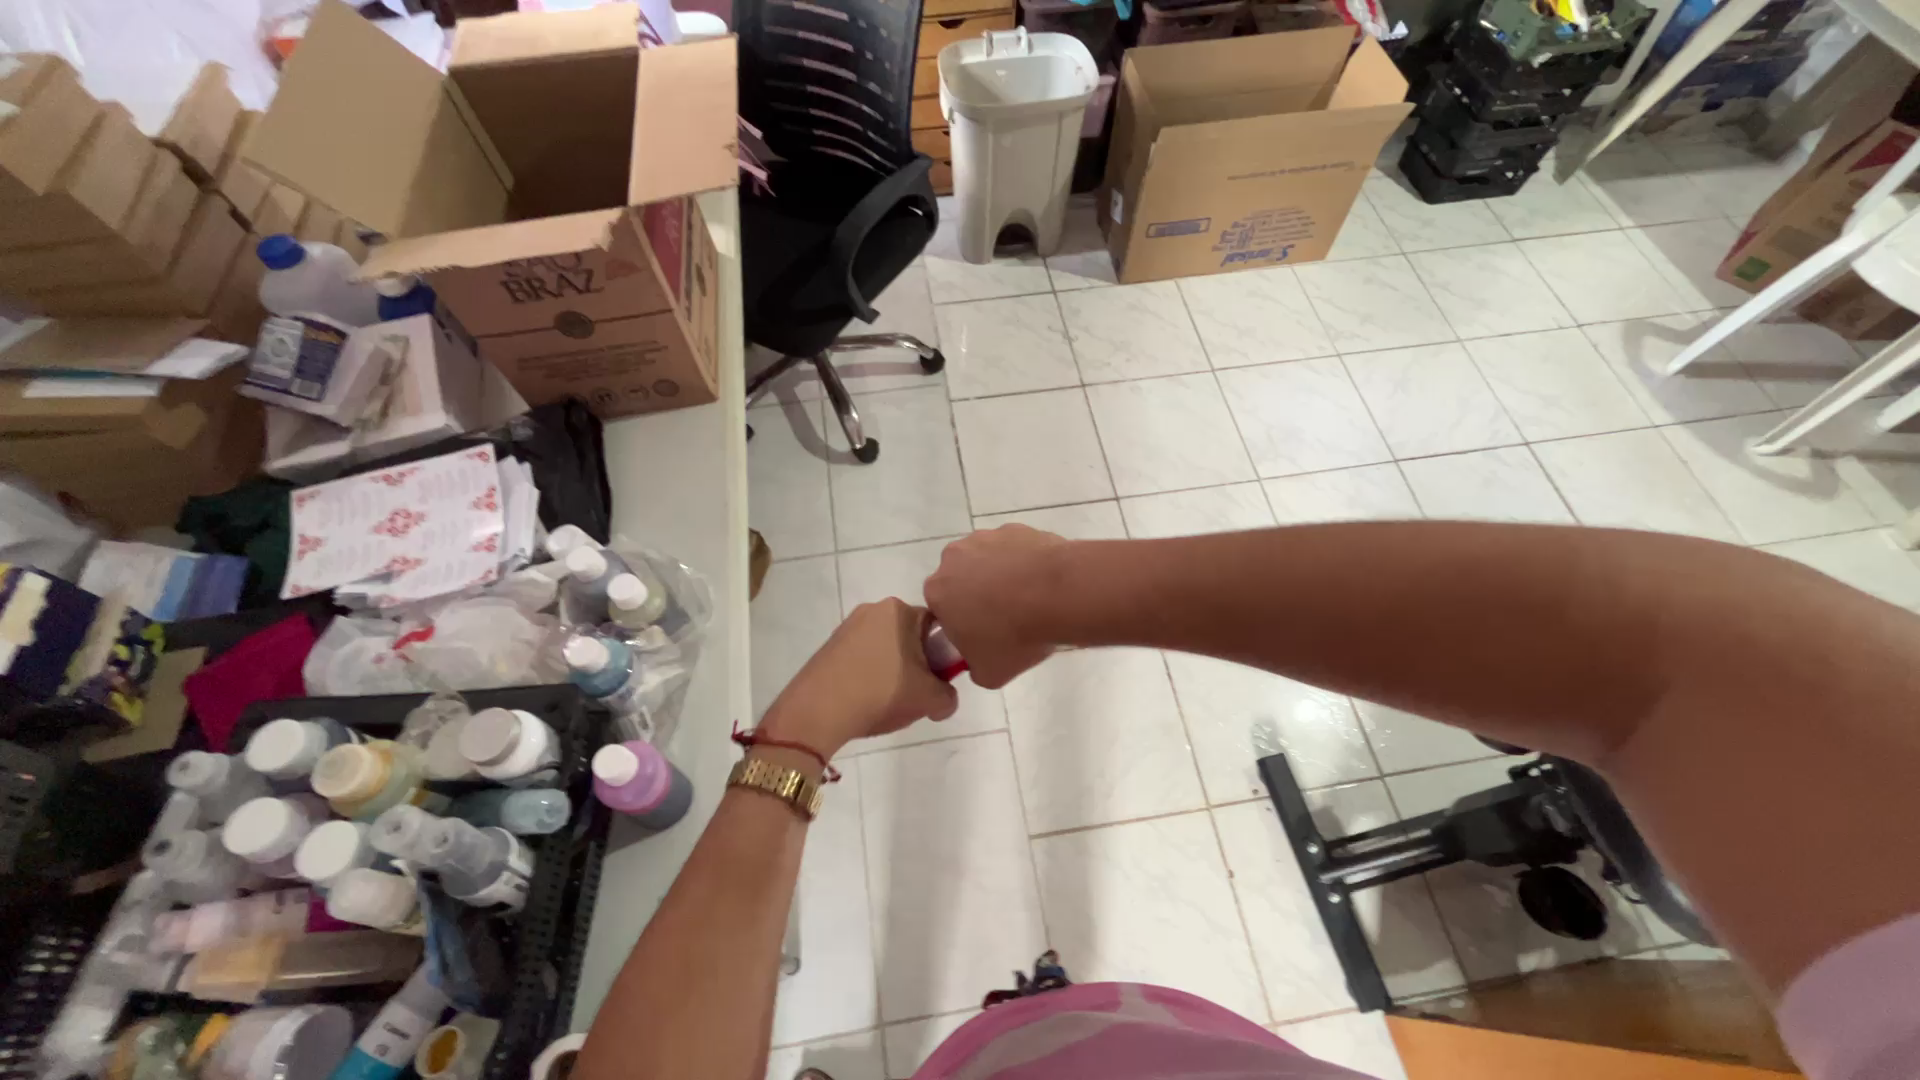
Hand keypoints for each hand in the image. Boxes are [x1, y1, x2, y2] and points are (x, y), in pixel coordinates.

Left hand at [759, 598, 958, 756]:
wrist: (818, 711)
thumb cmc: (881, 692)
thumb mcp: (929, 699)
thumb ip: (949, 696)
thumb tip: (945, 699)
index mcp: (900, 610)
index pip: (936, 625)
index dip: (943, 654)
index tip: (939, 679)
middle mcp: (873, 609)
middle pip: (910, 636)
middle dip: (918, 663)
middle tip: (916, 694)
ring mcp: (848, 627)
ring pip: (886, 648)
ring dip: (894, 671)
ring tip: (888, 701)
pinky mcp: (830, 646)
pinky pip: (863, 657)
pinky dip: (870, 675)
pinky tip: (866, 700)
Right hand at [924, 525, 1065, 688]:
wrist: (1059, 595)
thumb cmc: (1016, 636)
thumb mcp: (989, 673)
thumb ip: (973, 666)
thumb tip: (977, 660)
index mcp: (938, 591)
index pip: (942, 609)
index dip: (961, 623)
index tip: (983, 635)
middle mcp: (953, 558)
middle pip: (962, 579)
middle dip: (978, 595)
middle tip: (1007, 617)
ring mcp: (985, 538)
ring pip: (987, 560)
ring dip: (1001, 575)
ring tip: (1030, 598)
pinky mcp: (1015, 528)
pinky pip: (1013, 548)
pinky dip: (1023, 561)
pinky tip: (1043, 580)